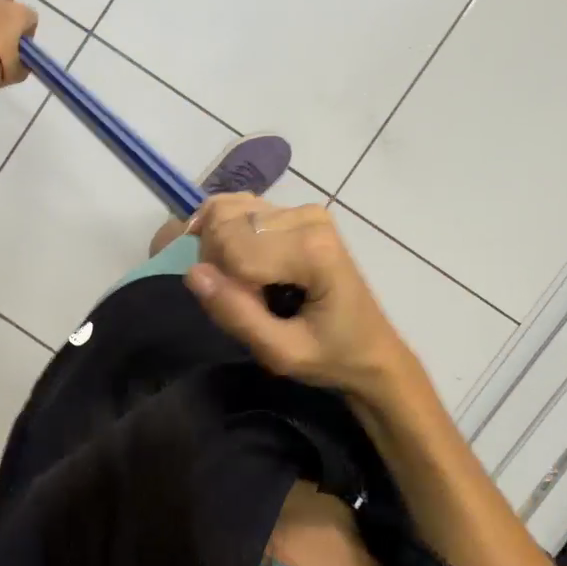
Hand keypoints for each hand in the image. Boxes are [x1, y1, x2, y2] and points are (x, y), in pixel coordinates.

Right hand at [184, 194, 415, 398]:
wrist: (374, 350)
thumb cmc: (333, 356)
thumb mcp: (283, 353)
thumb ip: (237, 314)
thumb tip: (192, 273)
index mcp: (313, 249)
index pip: (234, 247)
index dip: (224, 284)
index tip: (247, 312)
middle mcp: (307, 216)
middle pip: (227, 222)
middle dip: (218, 262)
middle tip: (244, 299)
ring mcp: (303, 209)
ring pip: (227, 211)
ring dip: (220, 248)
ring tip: (244, 283)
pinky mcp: (296, 210)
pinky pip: (239, 209)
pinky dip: (227, 234)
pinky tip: (240, 262)